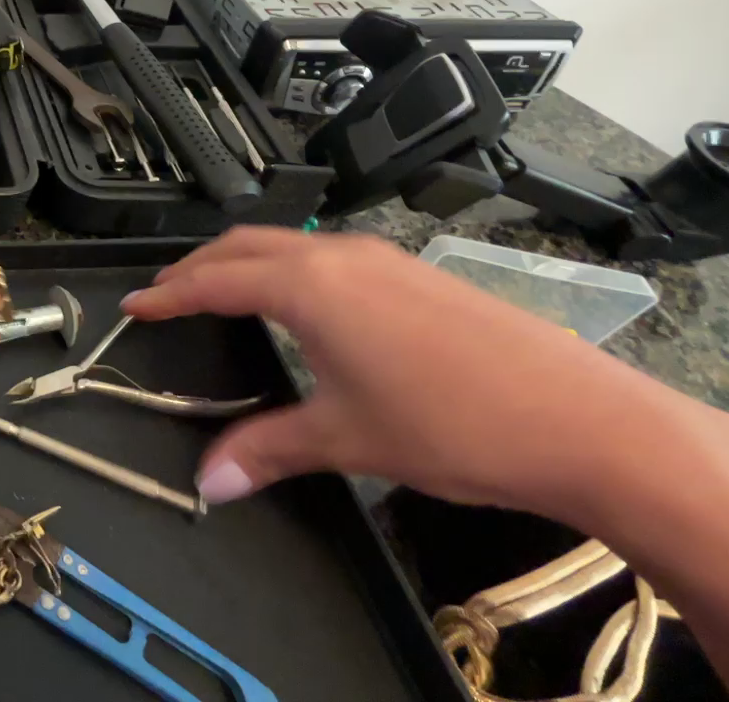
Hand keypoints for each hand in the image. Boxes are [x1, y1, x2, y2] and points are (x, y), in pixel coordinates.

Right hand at [121, 227, 691, 523]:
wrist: (592, 423)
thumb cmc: (454, 425)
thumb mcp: (346, 439)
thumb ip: (266, 451)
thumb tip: (208, 483)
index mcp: (308, 286)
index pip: (215, 281)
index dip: (168, 294)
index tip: (136, 304)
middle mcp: (339, 257)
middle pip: (244, 245)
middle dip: (197, 266)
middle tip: (167, 292)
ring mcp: (384, 259)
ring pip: (288, 243)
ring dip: (243, 260)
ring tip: (221, 290)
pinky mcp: (418, 272)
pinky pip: (328, 254)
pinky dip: (287, 265)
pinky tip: (302, 299)